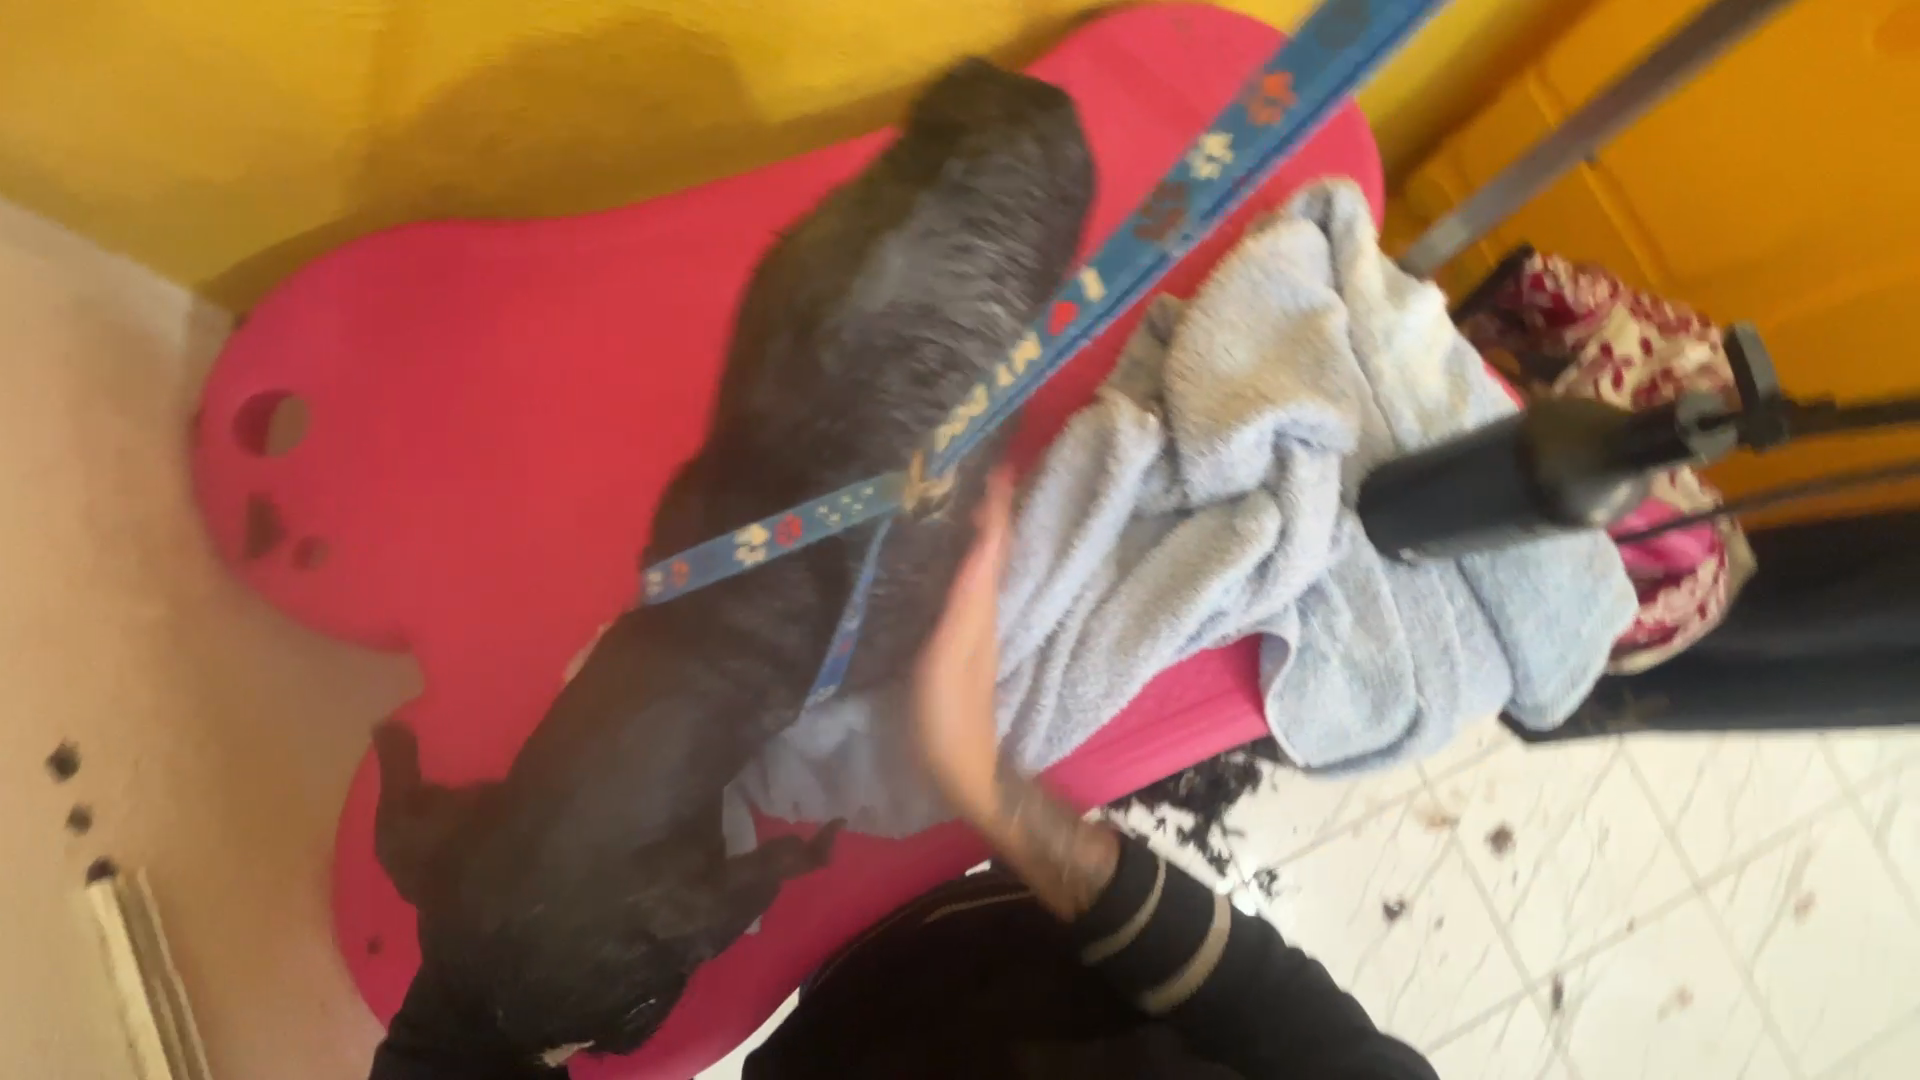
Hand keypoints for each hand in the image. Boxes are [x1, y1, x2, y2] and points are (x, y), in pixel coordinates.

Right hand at [910, 468, 1014, 819]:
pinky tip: (960, 553)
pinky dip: (973, 557)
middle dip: (995, 511)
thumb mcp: (946, 660)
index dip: (998, 509)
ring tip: (972, 498)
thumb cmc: (947, 717)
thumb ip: (961, 607)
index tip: (1000, 467)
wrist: (963, 768)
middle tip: (985, 471)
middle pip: (996, 551)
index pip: (995, 547)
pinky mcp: (966, 639)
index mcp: (981, 608)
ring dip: (985, 530)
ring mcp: (978, 625)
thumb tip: (977, 548)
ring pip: (987, 564)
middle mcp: (985, 610)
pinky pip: (975, 583)